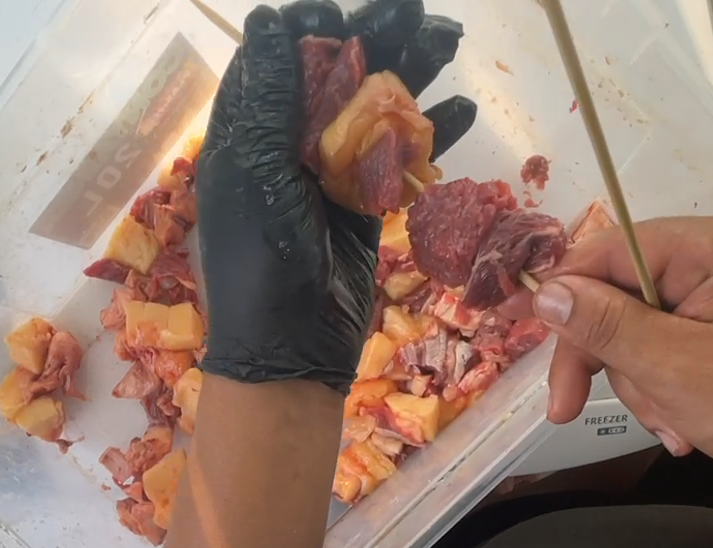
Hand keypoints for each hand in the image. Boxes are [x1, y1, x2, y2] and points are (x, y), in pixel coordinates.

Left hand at [195, 2, 474, 394]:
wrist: (290, 348)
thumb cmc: (260, 260)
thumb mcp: (254, 171)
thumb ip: (267, 97)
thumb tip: (270, 21)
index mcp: (250, 134)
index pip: (281, 61)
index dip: (313, 29)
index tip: (345, 11)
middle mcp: (288, 151)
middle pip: (335, 78)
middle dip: (377, 41)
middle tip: (420, 14)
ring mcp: (329, 180)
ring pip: (372, 114)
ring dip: (411, 77)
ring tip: (447, 43)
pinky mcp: (364, 210)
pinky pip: (398, 162)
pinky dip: (428, 138)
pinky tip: (462, 111)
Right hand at [505, 214, 712, 504]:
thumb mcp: (670, 365)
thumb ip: (603, 324)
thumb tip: (546, 292)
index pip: (611, 249)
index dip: (562, 291)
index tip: (520, 328)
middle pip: (617, 295)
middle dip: (601, 358)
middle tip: (566, 409)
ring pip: (632, 333)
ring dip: (637, 386)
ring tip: (668, 422)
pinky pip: (660, 353)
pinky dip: (660, 393)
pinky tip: (681, 427)